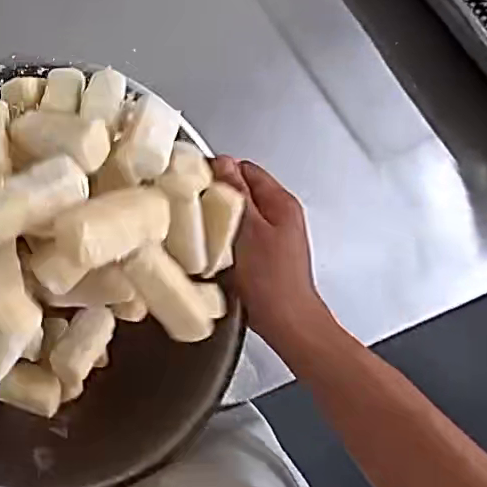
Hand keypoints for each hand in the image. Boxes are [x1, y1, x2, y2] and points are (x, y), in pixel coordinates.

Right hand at [211, 157, 340, 345]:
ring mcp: (271, 235)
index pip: (244, 168)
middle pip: (239, 190)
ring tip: (209, 233)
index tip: (200, 185)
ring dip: (219, 219)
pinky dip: (223, 238)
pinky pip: (235, 233)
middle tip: (202, 210)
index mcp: (280, 202)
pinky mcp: (261, 253)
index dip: (219, 173)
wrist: (286, 322)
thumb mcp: (249, 228)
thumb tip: (223, 164)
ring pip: (235, 213)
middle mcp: (279, 214)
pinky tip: (215, 251)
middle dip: (218, 197)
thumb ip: (237, 193)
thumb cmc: (272, 281)